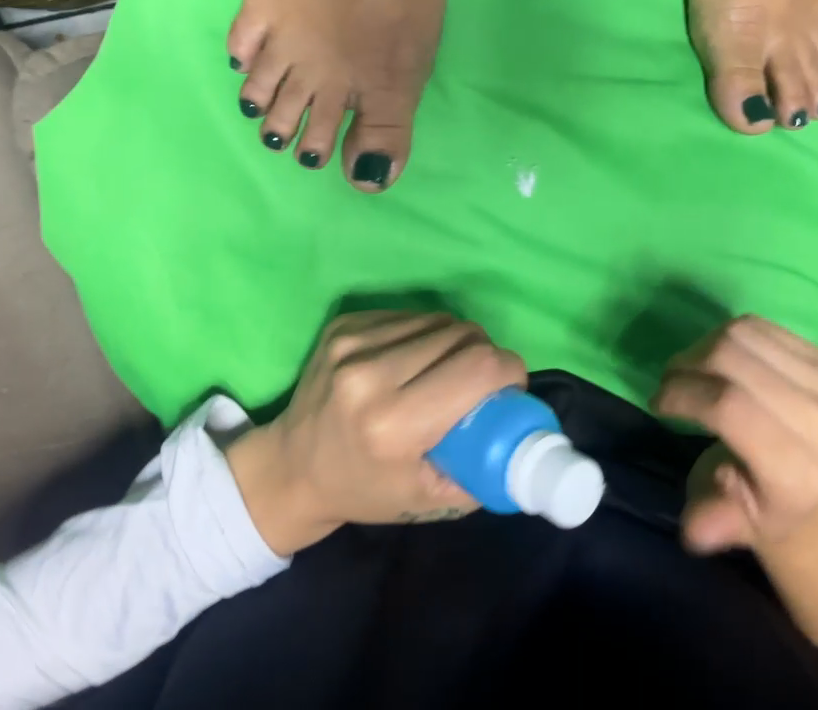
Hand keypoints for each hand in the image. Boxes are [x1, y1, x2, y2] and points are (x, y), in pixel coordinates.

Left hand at [225, 312, 528, 554]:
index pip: (478, 368)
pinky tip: (413, 362)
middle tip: (481, 386)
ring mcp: (352, 344)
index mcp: (393, 425)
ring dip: (456, 343)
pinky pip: (411, 316)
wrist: (291, 467)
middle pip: (463, 336)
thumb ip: (485, 472)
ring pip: (439, 320)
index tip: (509, 390)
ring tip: (444, 374)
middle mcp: (370, 375)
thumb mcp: (431, 501)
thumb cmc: (365, 490)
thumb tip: (525, 439)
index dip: (509, 372)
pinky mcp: (344, 325)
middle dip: (486, 356)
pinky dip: (426, 335)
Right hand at [650, 316, 817, 555]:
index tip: (658, 401)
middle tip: (668, 381)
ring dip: (702, 346)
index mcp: (799, 474)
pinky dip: (727, 336)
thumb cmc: (755, 504)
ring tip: (689, 369)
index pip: (730, 407)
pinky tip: (718, 360)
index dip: (683, 394)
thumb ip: (712, 523)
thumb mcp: (727, 522)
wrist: (806, 486)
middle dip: (686, 365)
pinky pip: (760, 326)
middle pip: (733, 361)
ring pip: (743, 335)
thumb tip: (697, 530)